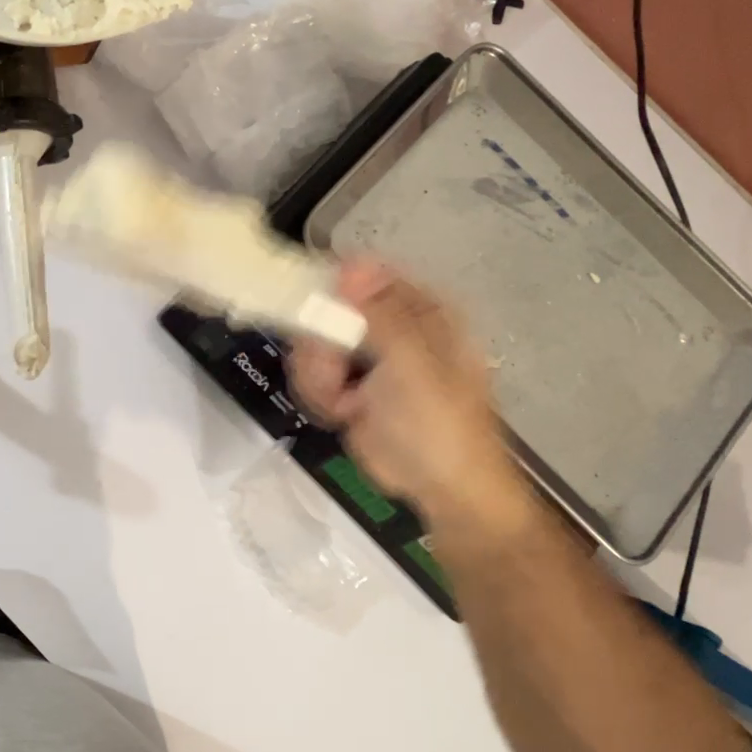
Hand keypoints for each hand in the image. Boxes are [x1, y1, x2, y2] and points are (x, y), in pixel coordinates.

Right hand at [289, 261, 526, 529]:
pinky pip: (311, 371)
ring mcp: (367, 355)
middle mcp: (391, 325)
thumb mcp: (411, 365)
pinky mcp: (346, 383)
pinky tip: (341, 412)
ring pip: (312, 342)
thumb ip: (378, 313)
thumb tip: (351, 263)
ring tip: (343, 403)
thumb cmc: (440, 426)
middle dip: (321, 346)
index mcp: (420, 310)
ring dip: (318, 375)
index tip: (310, 308)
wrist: (442, 488)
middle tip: (333, 373)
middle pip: (326, 308)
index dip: (331, 286)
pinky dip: (318, 393)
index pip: (365, 274)